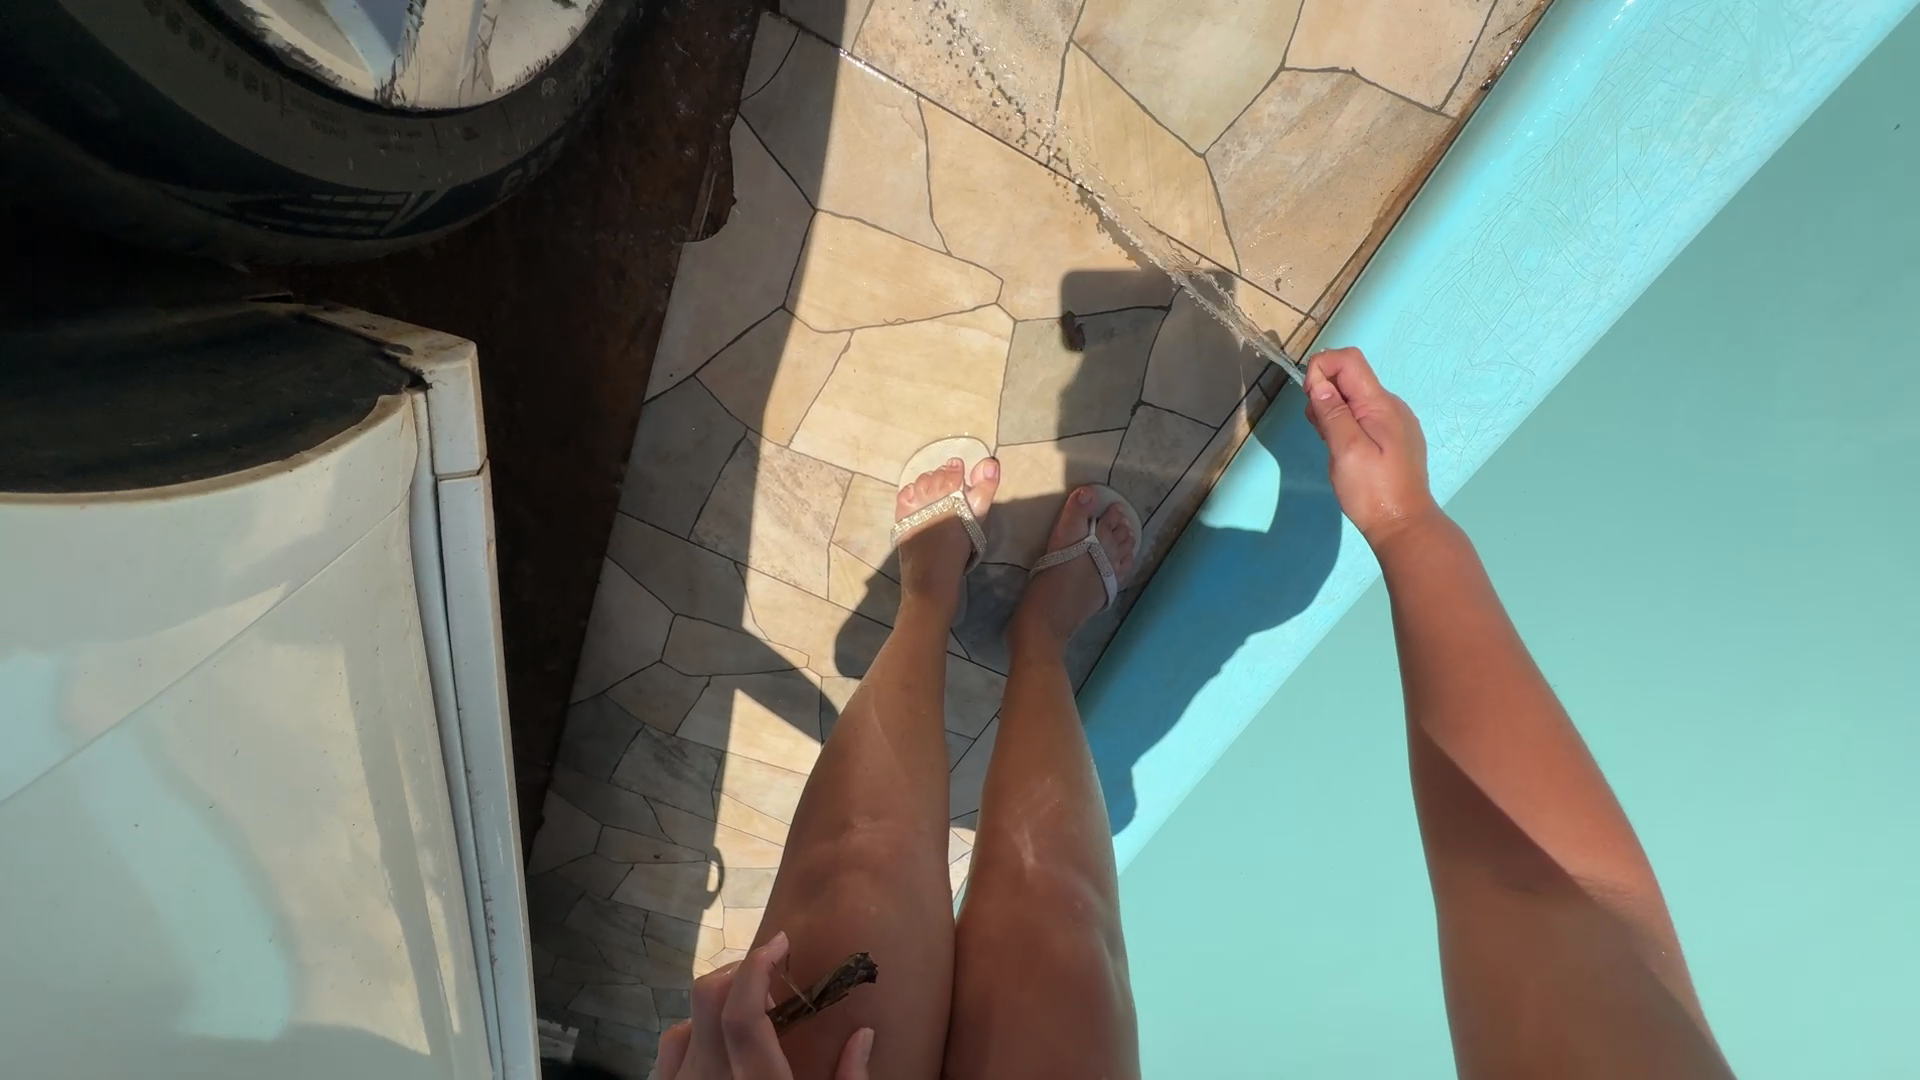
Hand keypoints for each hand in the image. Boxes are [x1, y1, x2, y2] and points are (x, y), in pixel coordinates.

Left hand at [654, 932, 872, 1079]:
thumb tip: (863, 1033)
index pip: (742, 1011)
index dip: (758, 965)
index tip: (782, 942)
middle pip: (707, 1000)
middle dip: (739, 972)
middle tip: (769, 974)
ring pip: (681, 1026)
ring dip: (712, 1007)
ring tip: (744, 1012)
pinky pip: (666, 1057)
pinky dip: (689, 1038)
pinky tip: (714, 1049)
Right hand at [1302, 347, 1441, 549]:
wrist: (1403, 524)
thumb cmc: (1372, 489)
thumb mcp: (1346, 450)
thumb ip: (1332, 413)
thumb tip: (1318, 381)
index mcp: (1380, 404)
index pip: (1348, 360)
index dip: (1321, 368)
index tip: (1308, 398)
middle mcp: (1389, 405)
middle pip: (1350, 377)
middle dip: (1323, 392)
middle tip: (1318, 429)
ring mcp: (1392, 422)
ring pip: (1353, 399)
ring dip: (1331, 411)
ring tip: (1329, 443)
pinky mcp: (1390, 438)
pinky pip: (1361, 417)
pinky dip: (1342, 424)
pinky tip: (1341, 450)